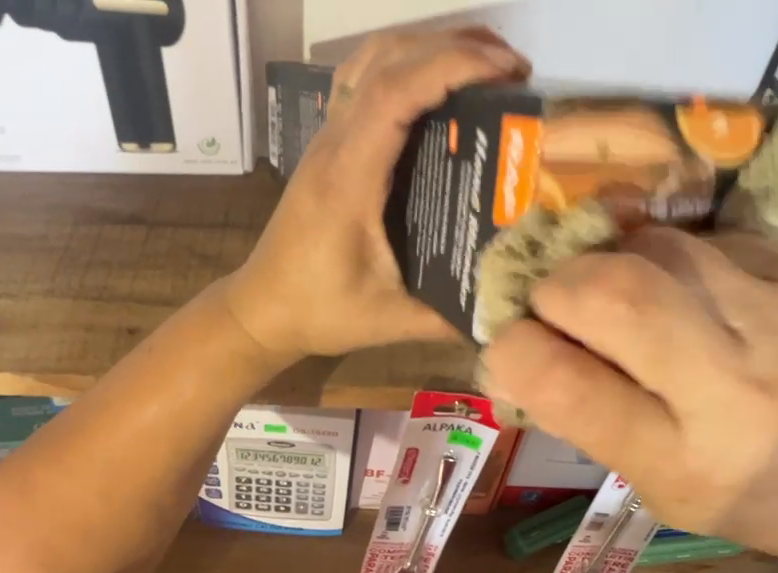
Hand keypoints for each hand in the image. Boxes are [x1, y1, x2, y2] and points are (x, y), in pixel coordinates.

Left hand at [221, 29, 529, 363]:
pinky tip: (438, 84)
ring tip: (484, 66)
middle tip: (513, 72)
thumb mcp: (389, 321)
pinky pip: (363, 79)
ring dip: (428, 47)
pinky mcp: (328, 144)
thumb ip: (448, 317)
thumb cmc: (320, 312)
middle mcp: (334, 145)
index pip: (394, 93)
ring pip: (372, 59)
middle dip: (455, 47)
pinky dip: (405, 63)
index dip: (452, 67)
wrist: (264, 309)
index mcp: (347, 180)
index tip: (506, 73)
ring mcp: (327, 139)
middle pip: (388, 58)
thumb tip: (509, 305)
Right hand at [478, 227, 777, 570]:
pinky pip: (709, 237)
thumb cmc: (752, 496)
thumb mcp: (660, 489)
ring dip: (616, 268)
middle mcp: (737, 383)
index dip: (515, 354)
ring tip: (632, 306)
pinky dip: (676, 262)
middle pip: (612, 291)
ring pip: (657, 247)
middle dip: (558, 290)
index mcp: (685, 459)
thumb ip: (592, 420)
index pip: (567, 385)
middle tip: (560, 310)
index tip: (510, 350)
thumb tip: (521, 350)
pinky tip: (695, 297)